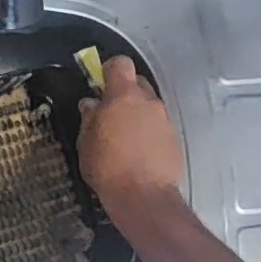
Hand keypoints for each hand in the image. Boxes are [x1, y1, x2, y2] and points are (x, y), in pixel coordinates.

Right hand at [78, 55, 182, 211]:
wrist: (144, 198)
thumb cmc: (108, 168)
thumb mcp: (86, 143)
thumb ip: (89, 118)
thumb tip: (91, 104)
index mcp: (123, 96)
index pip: (120, 64)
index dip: (109, 70)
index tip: (100, 84)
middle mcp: (149, 101)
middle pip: (137, 83)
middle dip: (124, 93)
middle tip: (110, 113)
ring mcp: (165, 119)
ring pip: (149, 106)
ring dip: (137, 114)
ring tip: (124, 138)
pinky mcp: (175, 138)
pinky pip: (158, 126)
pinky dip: (149, 132)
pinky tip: (139, 153)